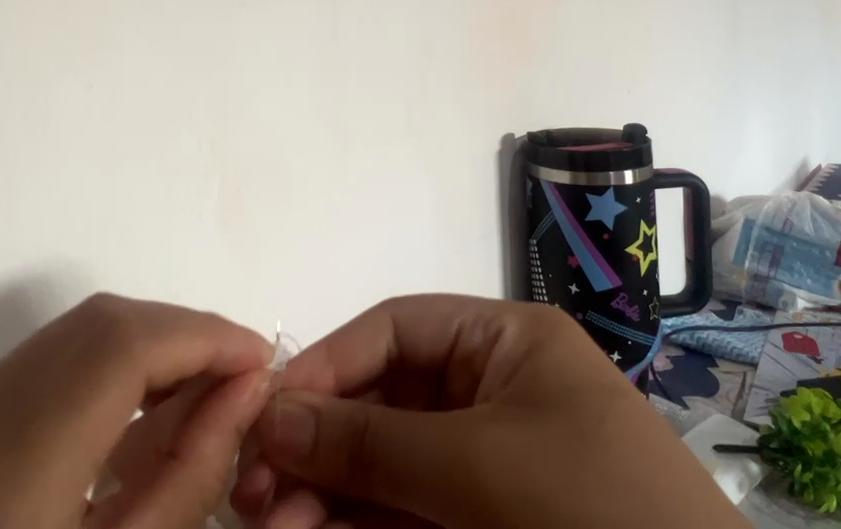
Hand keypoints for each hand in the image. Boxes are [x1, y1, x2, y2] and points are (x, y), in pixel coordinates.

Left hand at [0, 293, 272, 528]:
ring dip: (147, 346)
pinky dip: (104, 369)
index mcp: (3, 476)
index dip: (203, 336)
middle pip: (96, 324)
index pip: (119, 346)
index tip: (261, 360)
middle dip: (183, 334)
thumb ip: (188, 478)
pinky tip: (137, 415)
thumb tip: (246, 389)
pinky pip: (40, 366)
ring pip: (68, 334)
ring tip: (199, 394)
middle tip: (238, 378)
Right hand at [231, 295, 745, 528]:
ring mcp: (490, 462)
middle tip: (253, 492)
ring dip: (326, 490)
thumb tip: (269, 416)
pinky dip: (357, 522)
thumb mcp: (474, 466)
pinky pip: (407, 510)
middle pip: (383, 399)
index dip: (327, 362)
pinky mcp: (486, 521)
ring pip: (387, 462)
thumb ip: (368, 441)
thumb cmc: (587, 507)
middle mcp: (494, 392)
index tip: (266, 412)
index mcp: (506, 343)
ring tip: (268, 524)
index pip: (396, 330)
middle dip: (318, 440)